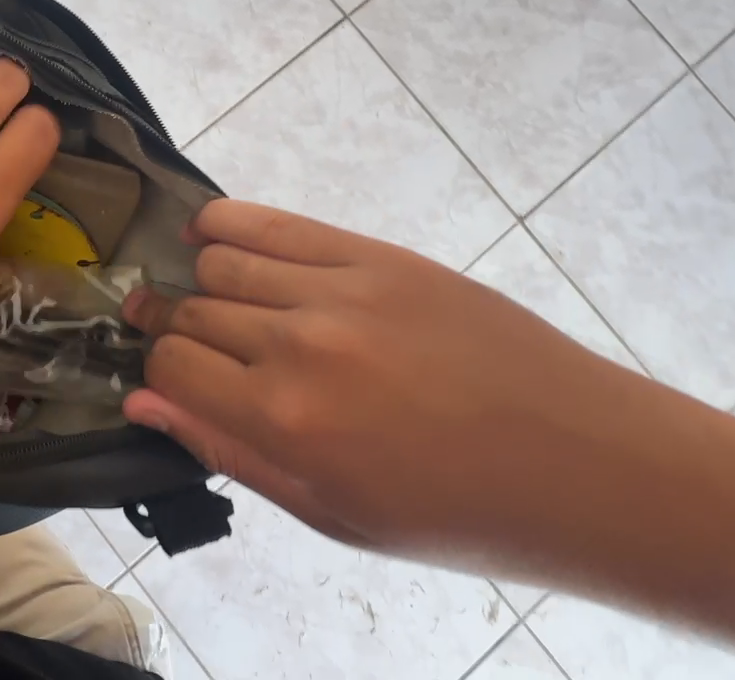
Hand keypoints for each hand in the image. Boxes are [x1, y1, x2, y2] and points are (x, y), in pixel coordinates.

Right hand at [121, 199, 666, 560]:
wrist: (596, 470)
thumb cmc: (453, 511)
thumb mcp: (329, 512)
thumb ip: (224, 449)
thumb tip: (138, 401)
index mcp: (285, 422)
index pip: (170, 364)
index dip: (156, 367)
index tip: (168, 373)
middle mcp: (298, 347)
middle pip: (187, 312)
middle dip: (166, 322)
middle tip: (164, 327)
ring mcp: (339, 292)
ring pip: (216, 261)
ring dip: (198, 280)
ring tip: (208, 296)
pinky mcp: (376, 258)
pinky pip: (268, 222)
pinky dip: (221, 223)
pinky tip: (205, 232)